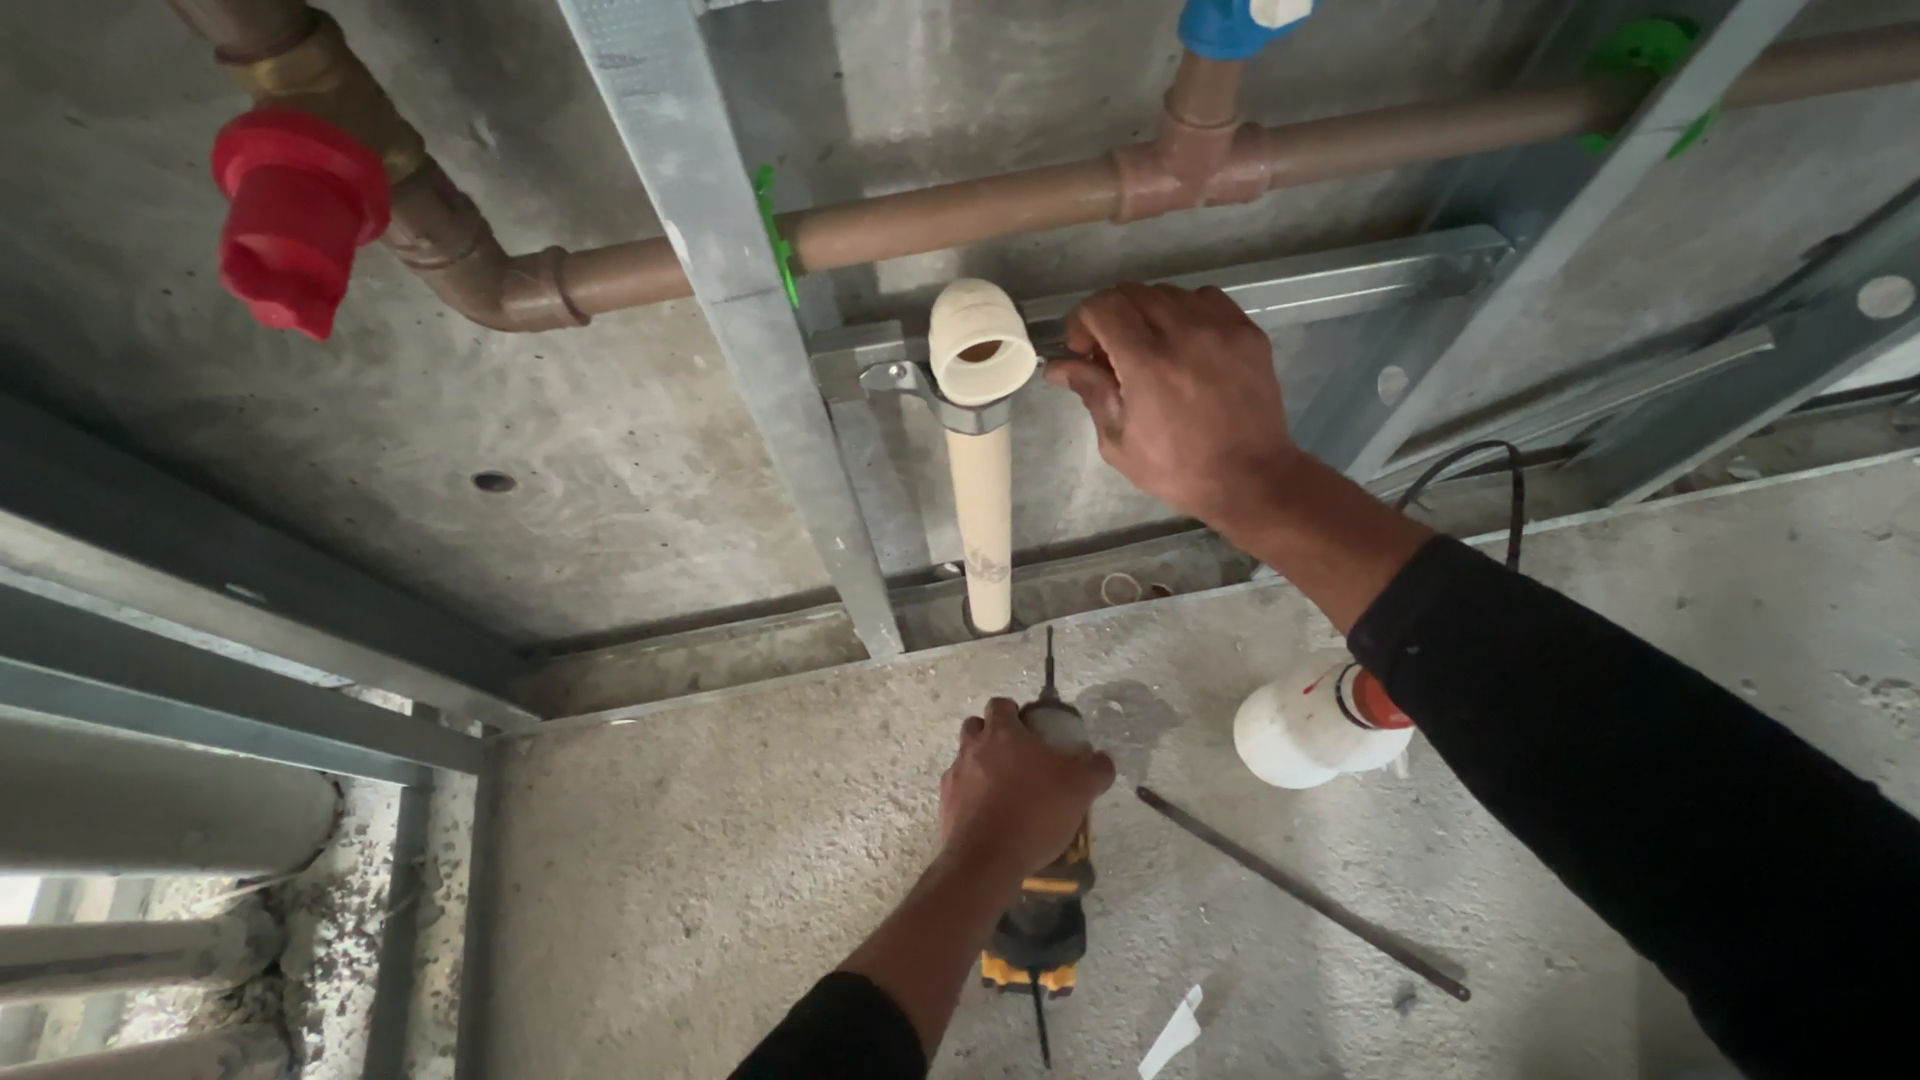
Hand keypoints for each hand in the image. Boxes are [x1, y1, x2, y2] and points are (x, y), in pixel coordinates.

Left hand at [939, 698, 1115, 881]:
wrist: (986, 861)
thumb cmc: (1034, 812)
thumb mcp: (1079, 788)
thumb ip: (1096, 768)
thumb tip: (1101, 760)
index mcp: (1001, 734)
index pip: (999, 705)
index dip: (1013, 712)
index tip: (1029, 728)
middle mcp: (971, 749)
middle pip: (975, 727)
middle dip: (991, 735)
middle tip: (1016, 757)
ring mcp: (954, 778)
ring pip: (965, 759)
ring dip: (981, 767)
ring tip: (1006, 791)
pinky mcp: (945, 807)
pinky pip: (959, 792)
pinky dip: (972, 798)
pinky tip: (992, 818)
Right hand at [1045, 282, 1304, 536]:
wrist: (1249, 478)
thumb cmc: (1176, 469)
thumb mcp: (1118, 441)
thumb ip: (1091, 392)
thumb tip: (1057, 366)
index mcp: (1147, 363)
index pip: (1103, 307)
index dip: (1083, 322)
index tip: (1084, 352)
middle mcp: (1184, 333)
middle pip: (1132, 292)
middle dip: (1110, 317)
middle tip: (1111, 353)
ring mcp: (1221, 328)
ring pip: (1168, 292)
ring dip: (1146, 314)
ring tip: (1150, 349)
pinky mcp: (1247, 332)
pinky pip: (1206, 299)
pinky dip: (1185, 312)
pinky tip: (1184, 343)